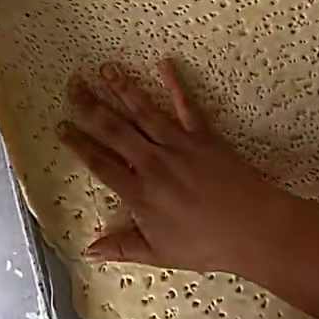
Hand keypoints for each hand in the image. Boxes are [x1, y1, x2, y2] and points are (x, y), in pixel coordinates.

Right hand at [58, 60, 290, 278]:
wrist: (257, 231)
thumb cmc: (208, 245)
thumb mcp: (160, 253)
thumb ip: (122, 248)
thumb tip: (89, 251)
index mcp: (140, 192)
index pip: (99, 162)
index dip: (78, 143)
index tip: (61, 126)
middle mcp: (153, 163)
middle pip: (114, 130)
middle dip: (90, 106)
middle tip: (73, 85)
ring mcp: (179, 146)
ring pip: (143, 112)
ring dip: (123, 89)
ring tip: (106, 68)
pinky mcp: (204, 137)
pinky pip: (187, 106)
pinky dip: (175, 84)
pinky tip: (163, 64)